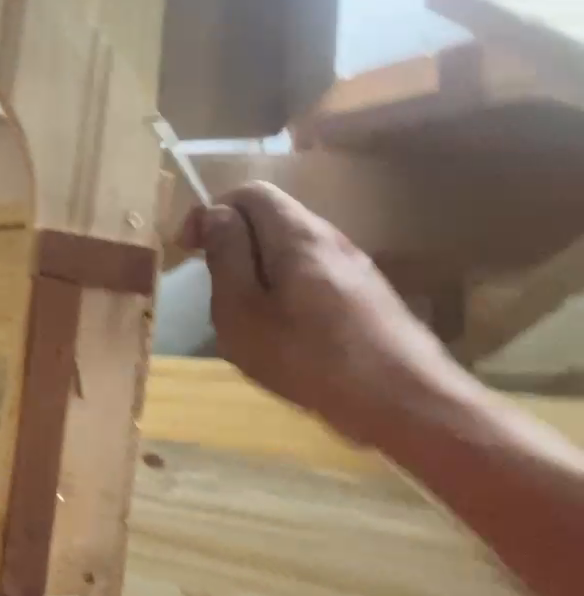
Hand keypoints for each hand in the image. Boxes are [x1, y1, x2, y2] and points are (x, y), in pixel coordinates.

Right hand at [182, 182, 473, 446]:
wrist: (406, 403)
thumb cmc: (307, 357)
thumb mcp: (242, 309)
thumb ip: (227, 256)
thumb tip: (216, 214)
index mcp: (298, 237)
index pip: (251, 192)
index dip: (210, 212)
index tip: (189, 251)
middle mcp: (331, 239)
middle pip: (271, 217)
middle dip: (231, 241)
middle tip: (211, 285)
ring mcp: (354, 266)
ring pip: (289, 246)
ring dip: (254, 266)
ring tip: (240, 311)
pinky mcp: (364, 294)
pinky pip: (309, 270)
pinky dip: (280, 285)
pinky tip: (277, 327)